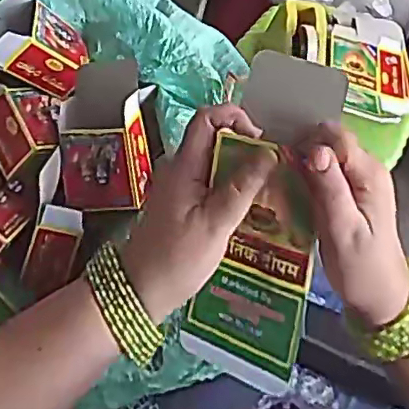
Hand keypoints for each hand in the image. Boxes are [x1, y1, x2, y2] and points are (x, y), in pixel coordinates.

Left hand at [121, 104, 276, 321]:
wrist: (140, 291)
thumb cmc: (177, 258)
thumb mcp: (216, 224)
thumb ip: (242, 187)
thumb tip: (269, 153)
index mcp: (184, 165)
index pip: (206, 118)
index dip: (234, 116)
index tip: (259, 139)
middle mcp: (179, 167)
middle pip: (213, 137)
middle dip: (244, 144)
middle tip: (269, 168)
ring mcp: (180, 184)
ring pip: (214, 159)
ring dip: (240, 166)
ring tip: (265, 188)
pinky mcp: (183, 201)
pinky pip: (210, 179)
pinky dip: (231, 184)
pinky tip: (248, 206)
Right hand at [296, 123, 408, 328]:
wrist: (380, 297)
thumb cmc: (362, 268)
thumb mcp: (343, 230)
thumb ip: (330, 188)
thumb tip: (316, 150)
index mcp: (369, 174)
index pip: (336, 137)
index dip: (308, 141)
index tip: (281, 156)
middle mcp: (366, 168)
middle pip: (329, 141)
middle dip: (302, 149)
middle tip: (276, 169)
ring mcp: (358, 179)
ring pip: (324, 153)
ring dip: (301, 162)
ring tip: (278, 178)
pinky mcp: (348, 190)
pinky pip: (323, 170)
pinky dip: (305, 175)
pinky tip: (289, 188)